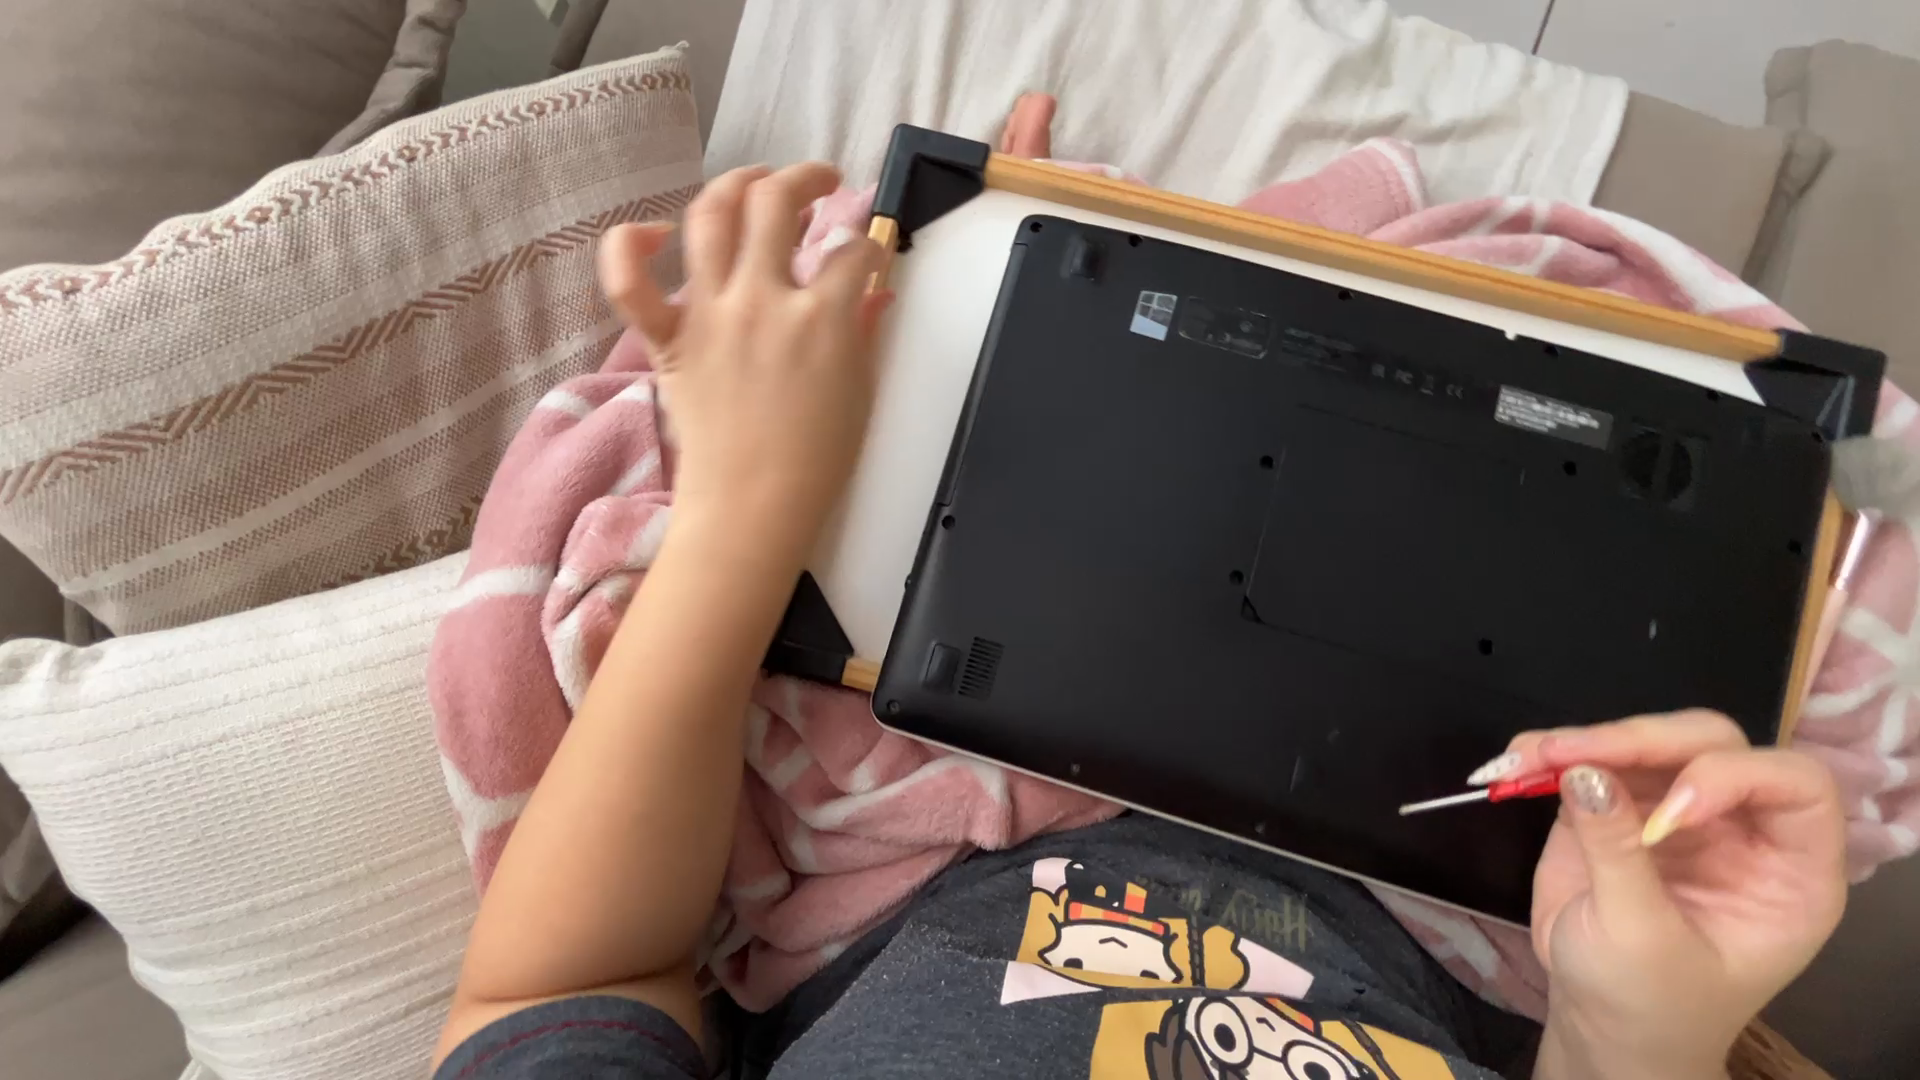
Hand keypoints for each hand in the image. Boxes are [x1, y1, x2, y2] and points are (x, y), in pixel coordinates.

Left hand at [596, 163, 891, 561]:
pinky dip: (630, 247)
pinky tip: (652, 233)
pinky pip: (630, 283)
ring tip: (756, 182)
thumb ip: (866, 334)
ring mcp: (710, 315)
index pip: (851, 254)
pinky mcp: (670, 342)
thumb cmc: (818, 462)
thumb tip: (874, 294)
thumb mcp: (860, 394)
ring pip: (711, 215)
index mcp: (823, 319)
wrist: (755, 509)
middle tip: (821, 183)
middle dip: (806, 178)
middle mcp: (764, 300)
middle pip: (776, 204)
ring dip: (736, 183)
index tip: (868, 253)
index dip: (866, 246)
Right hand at [1488, 712, 1846, 1079]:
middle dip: (1631, 740)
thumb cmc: (1649, 997)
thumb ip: (1618, 853)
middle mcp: (1732, 826)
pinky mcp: (1605, 803)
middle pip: (1703, 743)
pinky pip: (1579, 758)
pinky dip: (1539, 754)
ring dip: (1573, 741)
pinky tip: (1507, 768)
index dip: (1731, 779)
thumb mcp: (1639, 935)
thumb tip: (1582, 773)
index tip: (1666, 811)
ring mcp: (1664, 809)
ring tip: (1518, 761)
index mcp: (1783, 867)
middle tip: (1563, 754)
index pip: (1789, 786)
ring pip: (1635, 740)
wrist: (1601, 1016)